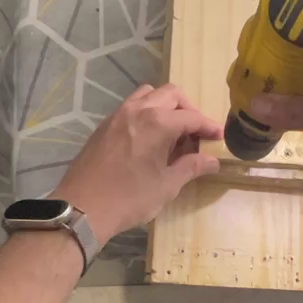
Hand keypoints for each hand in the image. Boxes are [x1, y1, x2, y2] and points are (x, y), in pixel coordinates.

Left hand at [53, 83, 221, 242]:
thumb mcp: (167, 185)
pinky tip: (149, 138)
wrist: (82, 208)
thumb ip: (191, 167)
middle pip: (171, 95)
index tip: (220, 137)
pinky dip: (147, 113)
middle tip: (197, 133)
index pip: (192, 117)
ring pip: (148, 94)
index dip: (209, 126)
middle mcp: (138, 110)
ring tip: (173, 131)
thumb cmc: (129, 198)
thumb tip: (212, 161)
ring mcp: (118, 115)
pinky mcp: (105, 125)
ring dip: (165, 106)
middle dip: (189, 110)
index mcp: (158, 123)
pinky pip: (131, 107)